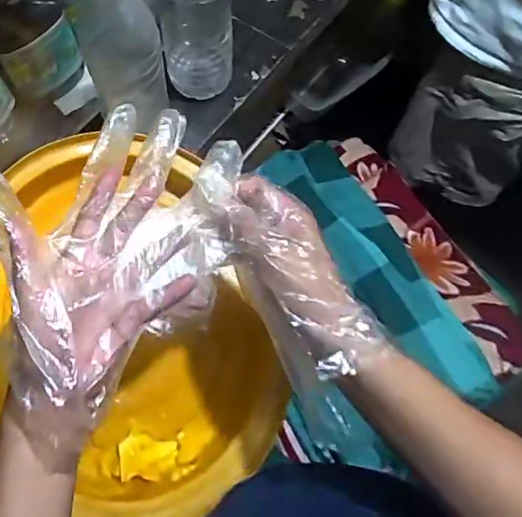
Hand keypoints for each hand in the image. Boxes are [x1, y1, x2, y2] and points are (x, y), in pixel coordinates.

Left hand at [0, 106, 199, 462]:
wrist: (52, 398)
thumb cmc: (36, 341)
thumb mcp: (26, 290)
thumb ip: (19, 246)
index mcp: (71, 255)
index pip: (91, 209)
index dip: (104, 180)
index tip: (120, 150)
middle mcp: (97, 265)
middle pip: (124, 220)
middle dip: (144, 189)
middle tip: (167, 158)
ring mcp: (115, 291)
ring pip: (144, 252)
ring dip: (165, 232)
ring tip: (191, 209)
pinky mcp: (129, 320)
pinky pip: (154, 300)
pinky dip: (172, 289)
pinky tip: (194, 275)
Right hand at [214, 175, 392, 375]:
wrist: (326, 335)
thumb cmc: (304, 286)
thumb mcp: (272, 251)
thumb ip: (243, 222)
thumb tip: (214, 196)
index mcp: (288, 211)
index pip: (252, 185)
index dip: (228, 188)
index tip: (202, 199)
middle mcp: (279, 222)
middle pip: (244, 203)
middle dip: (220, 208)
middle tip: (194, 217)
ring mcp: (271, 244)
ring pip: (239, 225)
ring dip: (219, 227)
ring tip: (197, 234)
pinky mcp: (264, 264)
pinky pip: (240, 245)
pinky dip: (225, 245)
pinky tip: (210, 251)